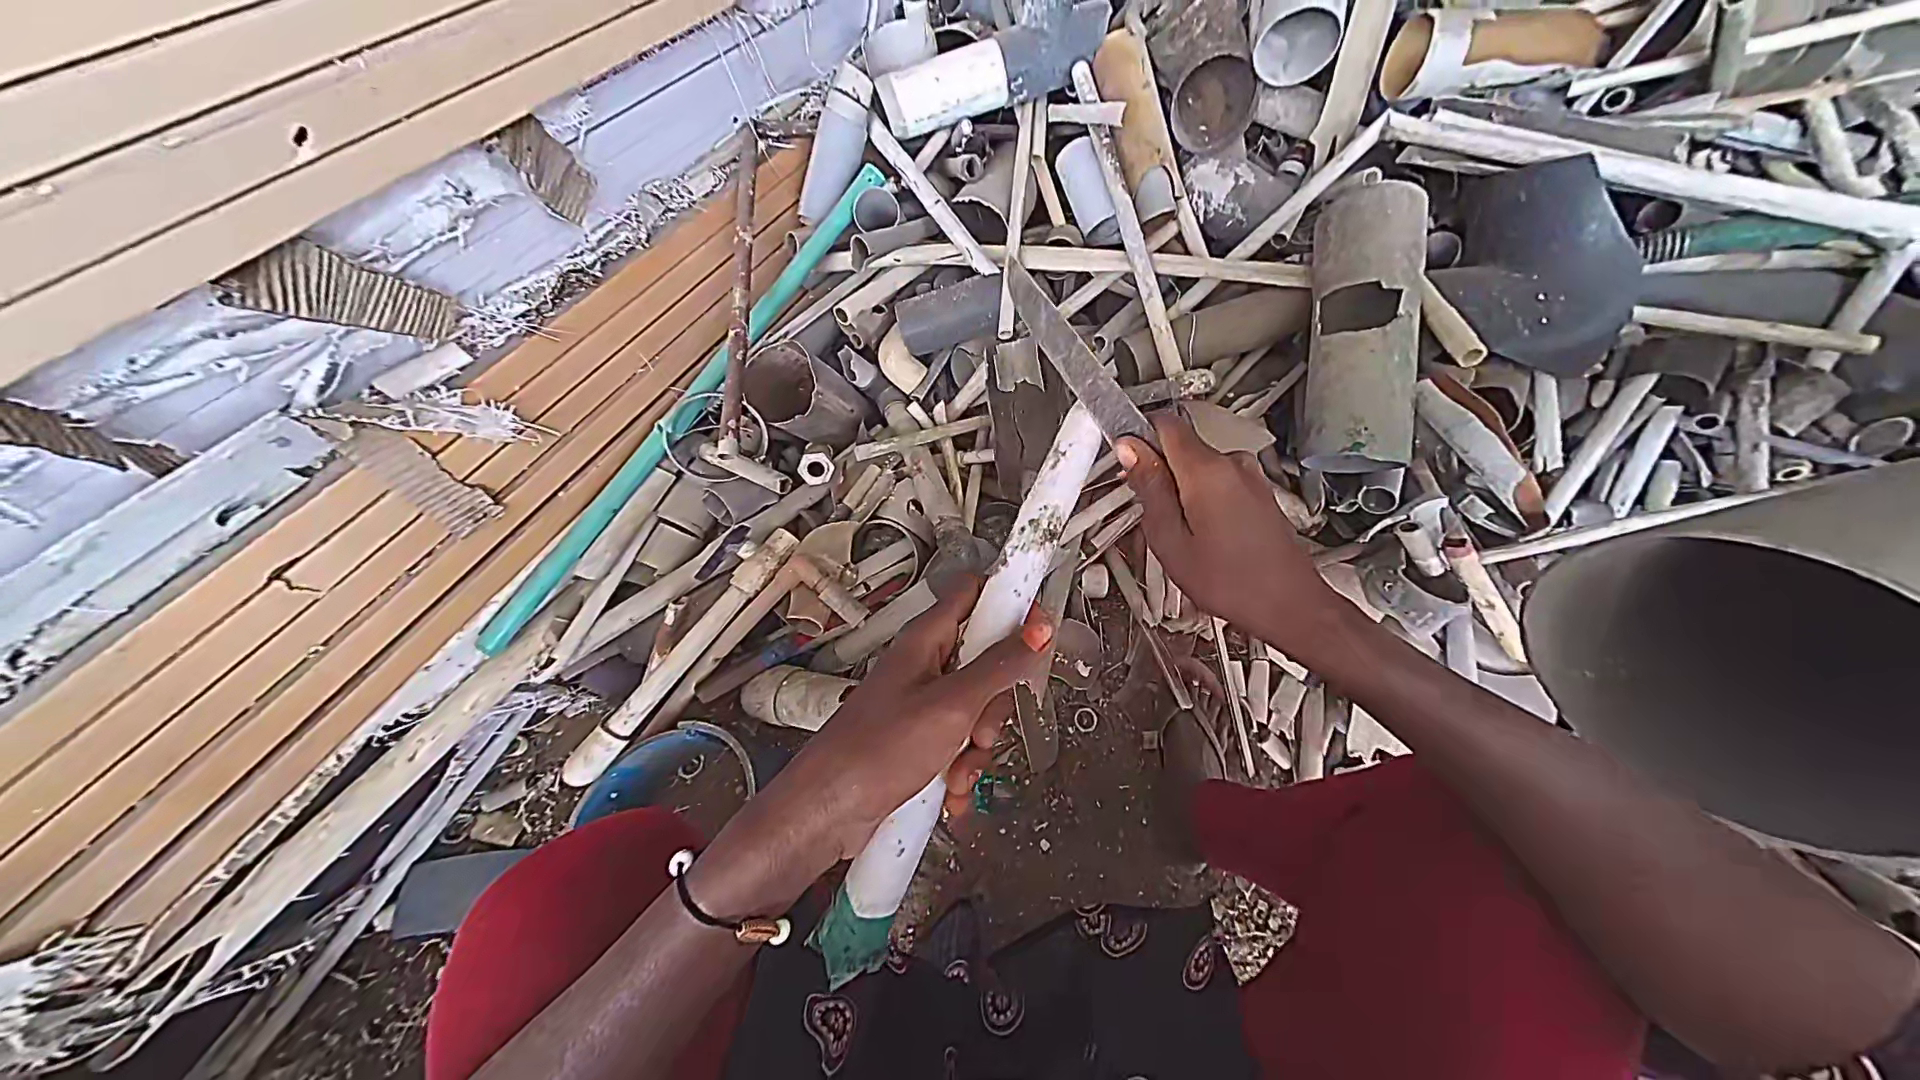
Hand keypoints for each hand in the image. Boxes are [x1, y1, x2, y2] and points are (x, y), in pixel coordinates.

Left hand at [689, 578, 1050, 918]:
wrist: (828, 812)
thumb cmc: (874, 751)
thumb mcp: (951, 706)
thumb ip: (998, 667)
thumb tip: (1037, 630)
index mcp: (926, 640)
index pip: (975, 594)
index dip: (1010, 602)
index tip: (1039, 628)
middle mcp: (925, 665)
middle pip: (987, 660)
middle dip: (996, 701)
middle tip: (980, 725)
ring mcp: (923, 703)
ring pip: (979, 708)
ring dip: (979, 745)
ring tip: (958, 768)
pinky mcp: (921, 738)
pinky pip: (961, 742)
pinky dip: (963, 767)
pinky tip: (951, 790)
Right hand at [1117, 408, 1346, 660]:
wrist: (1288, 605)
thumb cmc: (1233, 582)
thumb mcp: (1170, 539)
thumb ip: (1149, 488)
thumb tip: (1130, 451)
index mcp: (1206, 471)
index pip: (1164, 423)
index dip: (1137, 437)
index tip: (1124, 460)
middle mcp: (1233, 464)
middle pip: (1180, 446)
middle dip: (1156, 471)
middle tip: (1147, 511)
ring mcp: (1249, 476)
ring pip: (1197, 465)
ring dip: (1178, 489)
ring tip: (1176, 532)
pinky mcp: (1257, 490)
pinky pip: (1216, 480)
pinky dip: (1199, 498)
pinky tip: (1199, 534)